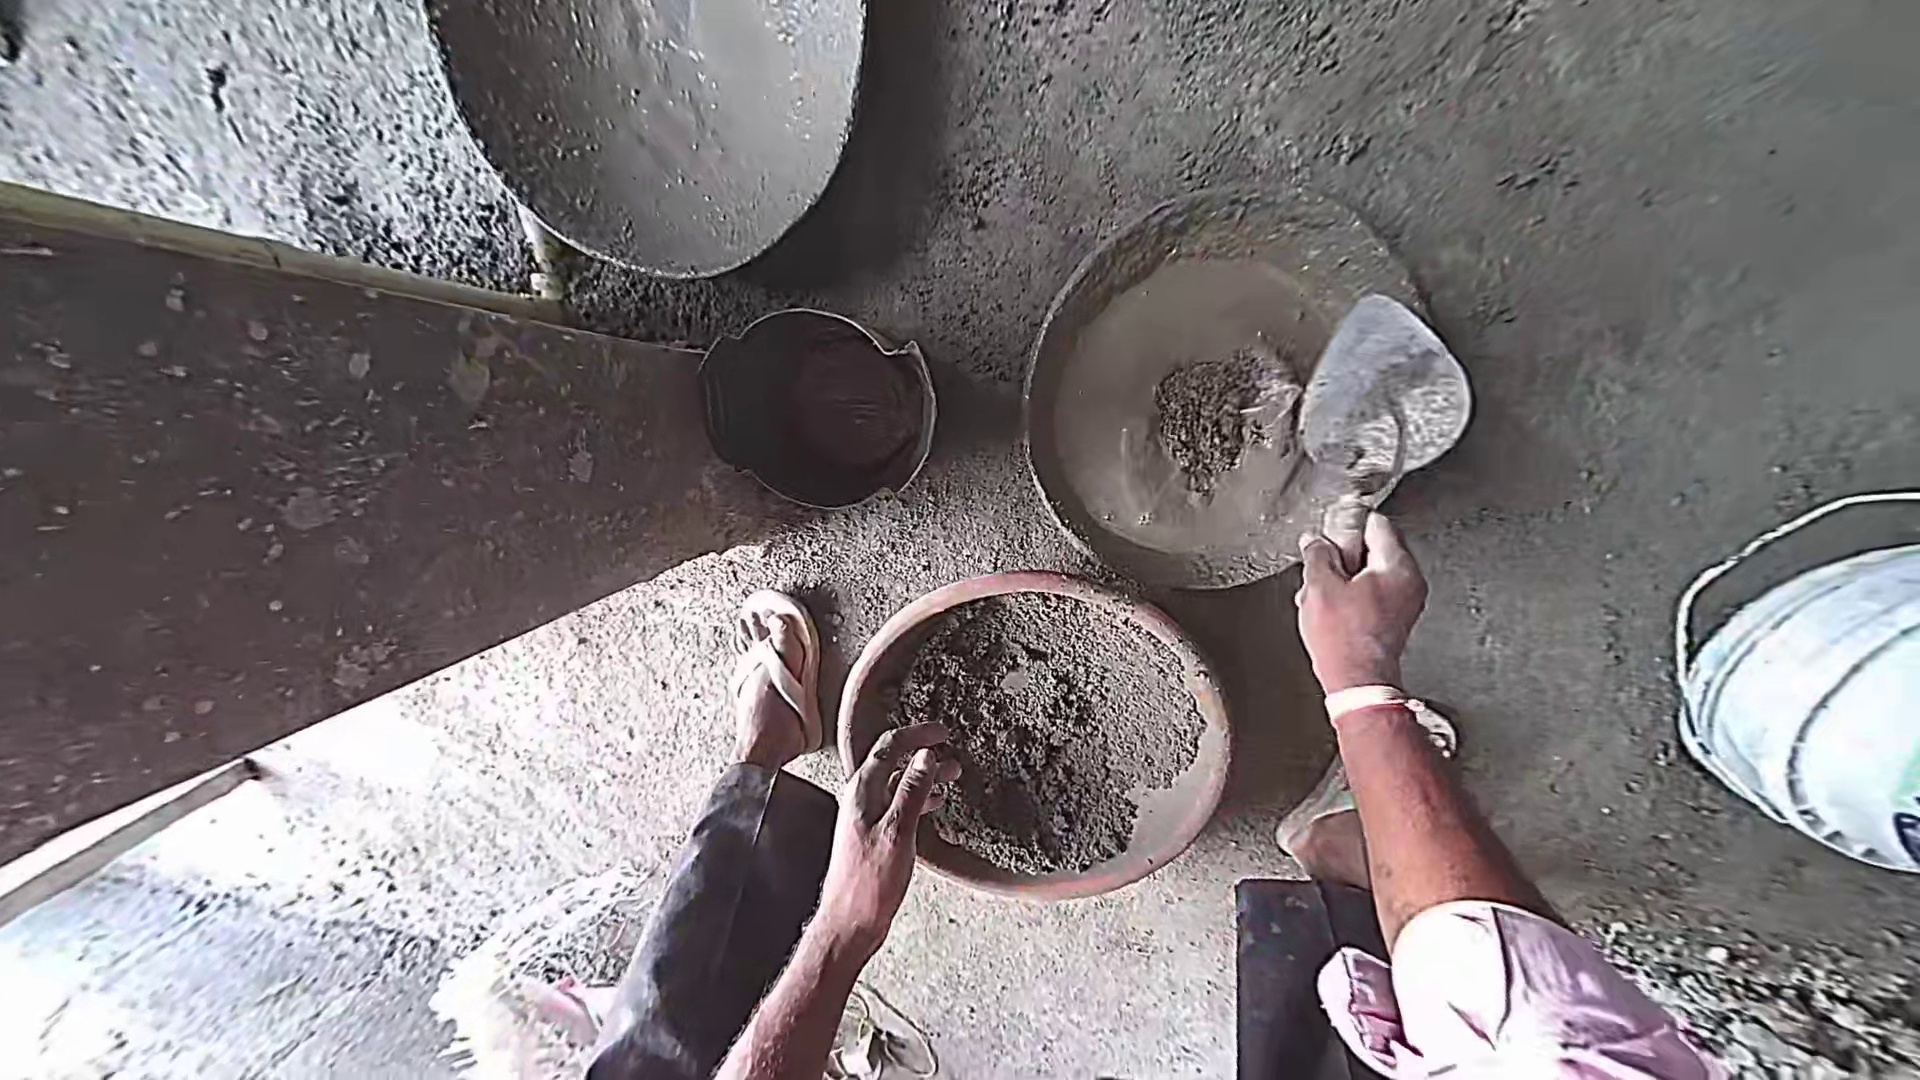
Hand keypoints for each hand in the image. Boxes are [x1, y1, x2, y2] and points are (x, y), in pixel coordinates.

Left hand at [813, 723, 959, 958]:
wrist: (850, 923)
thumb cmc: (869, 882)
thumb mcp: (899, 831)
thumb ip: (913, 790)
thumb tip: (926, 756)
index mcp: (863, 790)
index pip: (890, 745)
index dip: (917, 734)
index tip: (941, 732)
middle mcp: (862, 796)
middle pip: (894, 760)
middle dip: (924, 752)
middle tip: (950, 749)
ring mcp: (867, 814)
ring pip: (899, 781)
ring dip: (925, 774)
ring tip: (952, 773)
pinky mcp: (874, 831)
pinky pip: (899, 801)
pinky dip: (919, 795)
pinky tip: (935, 800)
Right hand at [1296, 511, 1427, 692]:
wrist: (1354, 678)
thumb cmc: (1343, 637)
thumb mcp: (1319, 585)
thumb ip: (1317, 554)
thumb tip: (1314, 541)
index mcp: (1397, 567)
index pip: (1378, 525)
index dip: (1348, 523)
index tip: (1329, 527)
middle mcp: (1408, 582)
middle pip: (1374, 548)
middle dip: (1342, 553)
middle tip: (1319, 562)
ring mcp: (1403, 602)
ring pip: (1369, 571)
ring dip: (1341, 574)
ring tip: (1319, 589)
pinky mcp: (1392, 618)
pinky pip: (1370, 592)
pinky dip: (1349, 592)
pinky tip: (1328, 605)